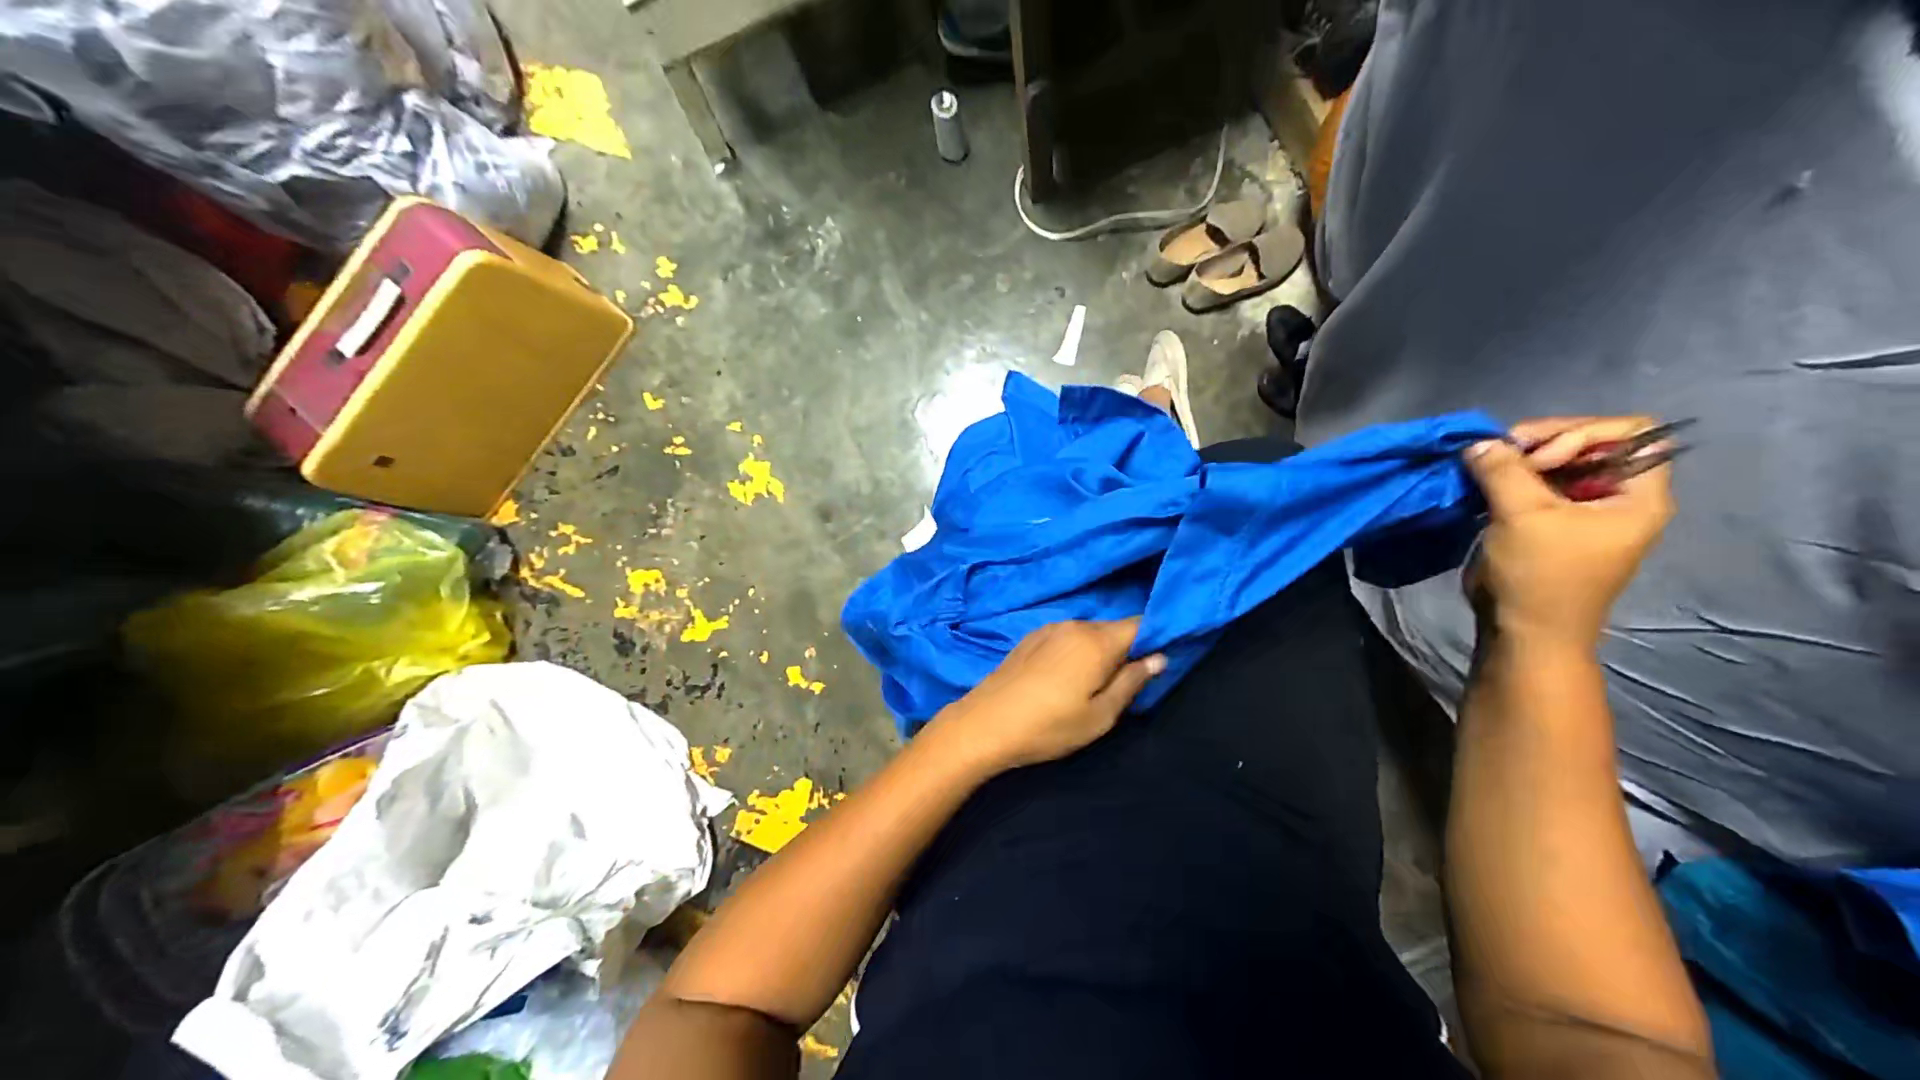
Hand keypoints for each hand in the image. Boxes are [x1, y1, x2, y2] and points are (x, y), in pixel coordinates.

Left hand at [924, 618, 1166, 771]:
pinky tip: (1067, 679)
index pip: (1140, 624)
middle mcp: (1074, 624)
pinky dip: (1077, 652)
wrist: (984, 725)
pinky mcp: (1029, 639)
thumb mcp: (1100, 716)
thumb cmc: (1048, 726)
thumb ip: (1132, 682)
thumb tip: (1159, 657)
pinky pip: (1067, 638)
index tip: (1165, 657)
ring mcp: (1049, 629)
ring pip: (1089, 634)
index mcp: (1097, 640)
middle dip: (1128, 648)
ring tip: (1096, 685)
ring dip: (1100, 652)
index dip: (1157, 637)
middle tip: (1130, 683)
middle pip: (1114, 629)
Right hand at [1463, 417, 1676, 651]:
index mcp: (1638, 496)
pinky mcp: (1548, 523)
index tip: (1536, 456)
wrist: (1523, 630)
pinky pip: (1536, 485)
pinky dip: (1511, 478)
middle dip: (1544, 442)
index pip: (1633, 434)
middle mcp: (1617, 498)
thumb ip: (1503, 470)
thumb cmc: (1540, 575)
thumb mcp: (1523, 515)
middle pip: (1591, 443)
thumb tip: (1479, 442)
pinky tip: (1484, 482)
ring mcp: (1582, 511)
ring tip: (1486, 467)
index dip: (1583, 433)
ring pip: (1560, 463)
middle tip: (1500, 454)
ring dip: (1521, 460)